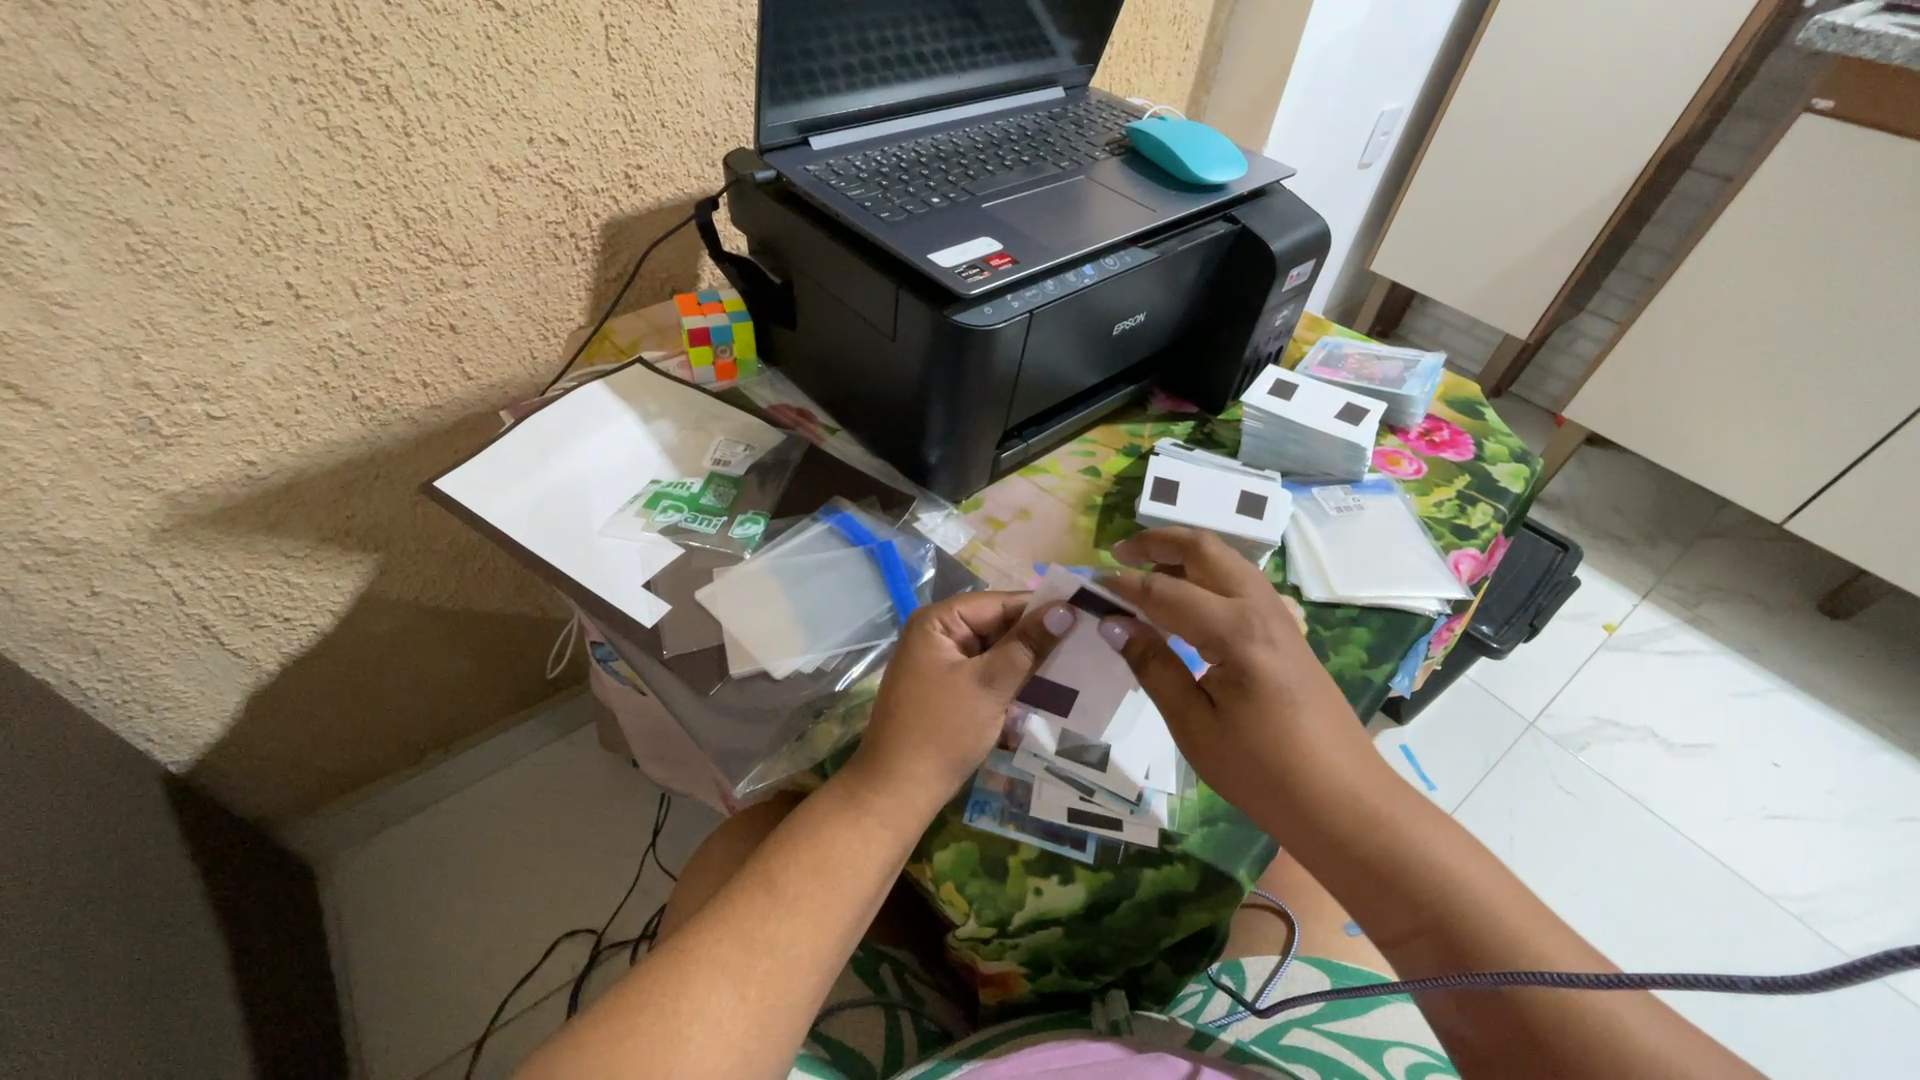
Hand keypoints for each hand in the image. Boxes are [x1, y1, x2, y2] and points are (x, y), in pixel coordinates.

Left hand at [845, 591, 1072, 810]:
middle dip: (1038, 638)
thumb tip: (1066, 609)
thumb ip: (1028, 645)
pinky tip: (1048, 692)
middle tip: (1089, 646)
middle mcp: (938, 635)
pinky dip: (1014, 682)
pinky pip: (989, 675)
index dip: (1043, 608)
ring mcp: (943, 664)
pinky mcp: (950, 690)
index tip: (1088, 616)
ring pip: (997, 652)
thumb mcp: (990, 684)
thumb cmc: (942, 731)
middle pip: (999, 626)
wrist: (899, 791)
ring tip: (1078, 668)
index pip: (1000, 603)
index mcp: (938, 622)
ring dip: (1029, 663)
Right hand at [1095, 527, 1373, 812]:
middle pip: (1205, 549)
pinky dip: (1206, 576)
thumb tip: (1114, 624)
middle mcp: (1260, 609)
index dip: (1124, 585)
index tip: (1090, 585)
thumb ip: (1154, 666)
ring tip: (1144, 573)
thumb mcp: (1194, 725)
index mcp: (1236, 631)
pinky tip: (1185, 603)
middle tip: (1118, 553)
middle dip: (1158, 542)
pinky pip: (1240, 583)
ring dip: (1183, 555)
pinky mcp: (1287, 632)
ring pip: (1227, 560)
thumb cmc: (1262, 771)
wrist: (1342, 800)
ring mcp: (1280, 617)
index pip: (1165, 591)